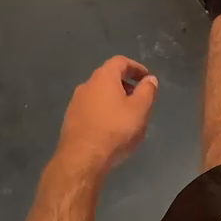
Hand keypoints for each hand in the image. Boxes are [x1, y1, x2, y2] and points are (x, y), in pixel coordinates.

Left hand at [55, 56, 159, 176]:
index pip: (120, 61)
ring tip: (126, 116)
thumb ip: (147, 91)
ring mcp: (76, 102)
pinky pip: (91, 109)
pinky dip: (103, 112)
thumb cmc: (114, 130)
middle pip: (109, 77)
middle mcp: (87, 84)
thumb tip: (150, 79)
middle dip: (125, 85)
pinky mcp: (70, 119)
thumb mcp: (139, 110)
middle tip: (139, 99)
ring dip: (113, 99)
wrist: (81, 159)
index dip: (135, 67)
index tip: (147, 78)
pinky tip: (110, 129)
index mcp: (104, 77)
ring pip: (99, 94)